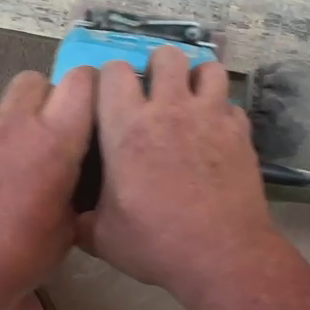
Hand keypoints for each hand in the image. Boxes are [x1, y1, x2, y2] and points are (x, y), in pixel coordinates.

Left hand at [0, 67, 94, 304]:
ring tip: (9, 165)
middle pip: (34, 80)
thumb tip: (71, 172)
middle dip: (46, 98)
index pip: (81, 81)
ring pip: (0, 108)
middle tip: (49, 134)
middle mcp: (14, 124)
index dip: (90, 87)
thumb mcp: (67, 227)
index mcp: (56, 140)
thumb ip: (73, 185)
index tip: (90, 109)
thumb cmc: (19, 259)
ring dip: (12, 125)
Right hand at [85, 45, 283, 293]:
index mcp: (127, 127)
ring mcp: (210, 116)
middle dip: (158, 65)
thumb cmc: (155, 242)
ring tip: (191, 98)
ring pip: (207, 68)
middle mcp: (169, 109)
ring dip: (197, 78)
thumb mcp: (102, 236)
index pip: (114, 72)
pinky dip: (222, 110)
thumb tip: (70, 212)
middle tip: (155, 89)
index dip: (111, 78)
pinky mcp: (240, 130)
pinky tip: (216, 131)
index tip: (111, 96)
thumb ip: (82, 214)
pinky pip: (230, 103)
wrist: (220, 253)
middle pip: (165, 56)